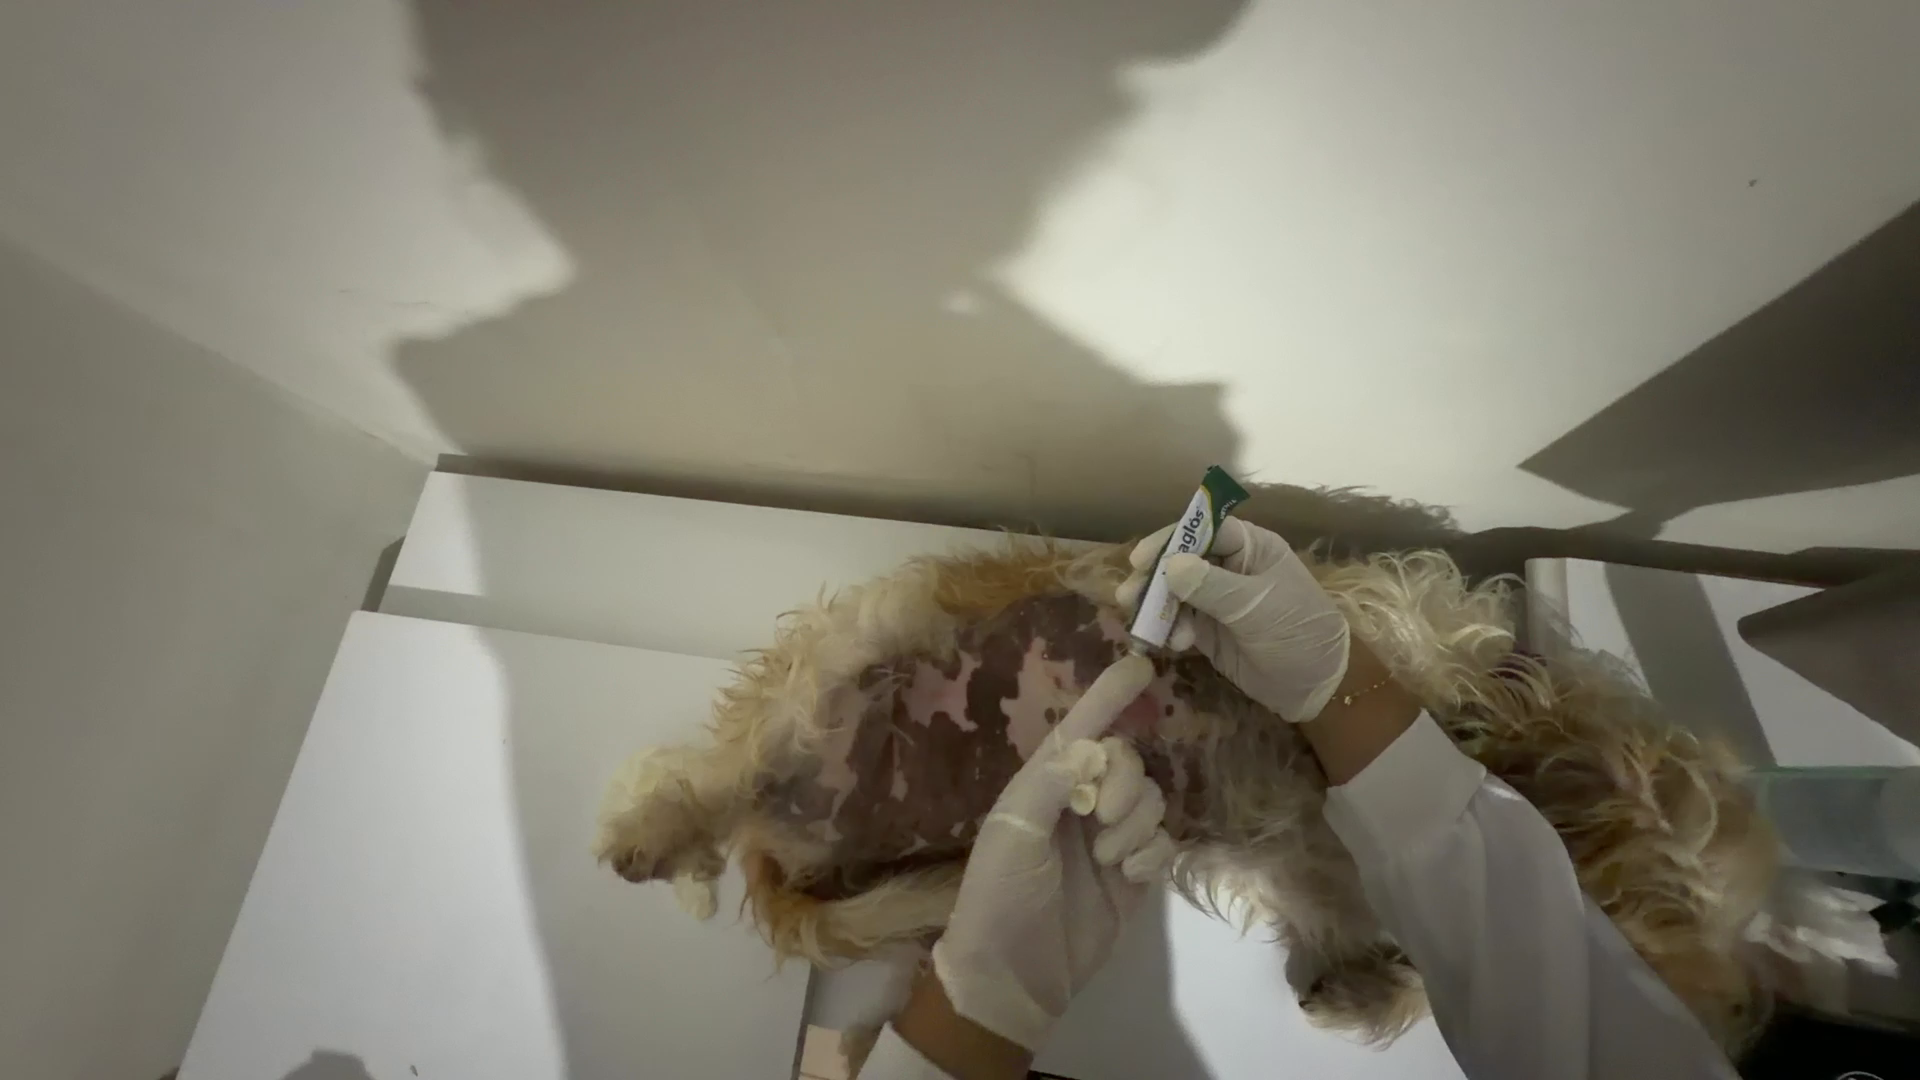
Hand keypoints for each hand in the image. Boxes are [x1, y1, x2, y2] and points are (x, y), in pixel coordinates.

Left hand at [930, 655, 1176, 1050]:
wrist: (1015, 975)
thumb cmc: (1000, 893)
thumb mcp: (1013, 831)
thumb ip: (1050, 782)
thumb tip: (1091, 746)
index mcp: (1045, 782)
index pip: (1083, 727)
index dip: (1109, 695)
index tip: (1141, 664)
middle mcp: (1080, 799)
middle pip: (1127, 759)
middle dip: (1123, 781)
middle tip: (1100, 818)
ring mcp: (1110, 835)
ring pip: (1150, 797)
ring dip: (1135, 823)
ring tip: (1105, 859)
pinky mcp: (1135, 871)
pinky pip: (1164, 839)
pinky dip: (1152, 852)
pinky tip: (1128, 876)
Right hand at [1116, 517, 1349, 721]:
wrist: (1318, 689)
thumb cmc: (1299, 634)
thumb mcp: (1258, 608)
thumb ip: (1212, 586)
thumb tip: (1171, 565)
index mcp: (1251, 549)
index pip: (1205, 530)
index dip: (1171, 540)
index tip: (1141, 558)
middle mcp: (1230, 568)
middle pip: (1182, 560)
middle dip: (1155, 577)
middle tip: (1129, 596)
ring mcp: (1217, 600)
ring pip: (1174, 592)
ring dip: (1156, 606)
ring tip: (1143, 624)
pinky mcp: (1208, 629)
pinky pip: (1177, 620)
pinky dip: (1168, 629)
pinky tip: (1171, 644)